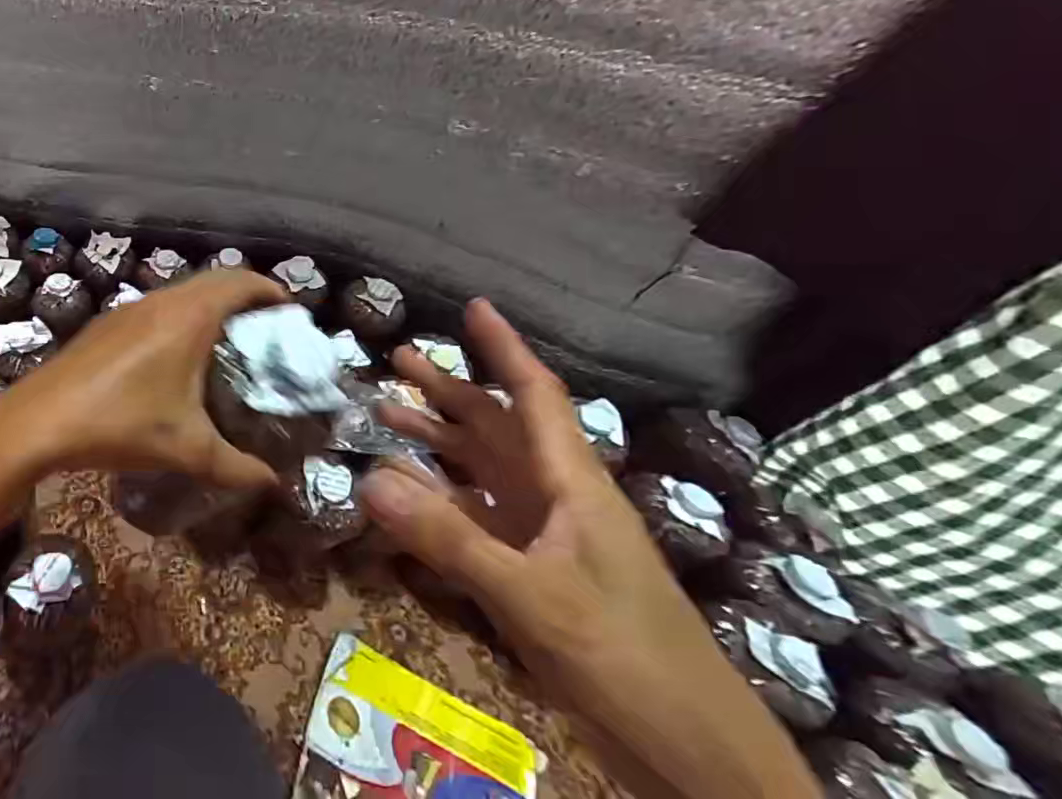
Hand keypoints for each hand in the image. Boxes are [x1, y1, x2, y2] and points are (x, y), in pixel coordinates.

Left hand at [0, 269, 286, 489]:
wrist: (37, 422)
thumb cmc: (120, 425)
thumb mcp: (186, 450)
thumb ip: (237, 467)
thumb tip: (273, 483)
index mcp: (189, 318)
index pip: (241, 283)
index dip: (270, 290)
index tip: (289, 311)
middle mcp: (162, 302)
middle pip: (215, 280)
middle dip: (246, 294)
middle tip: (266, 326)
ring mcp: (130, 308)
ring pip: (184, 290)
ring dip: (212, 302)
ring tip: (228, 337)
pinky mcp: (109, 322)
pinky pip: (160, 305)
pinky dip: (183, 313)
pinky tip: (178, 352)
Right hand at [361, 300, 818, 798]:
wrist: (692, 753)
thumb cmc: (625, 658)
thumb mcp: (530, 597)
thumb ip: (449, 539)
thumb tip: (369, 479)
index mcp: (573, 483)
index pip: (535, 394)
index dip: (505, 348)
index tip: (475, 308)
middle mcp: (559, 497)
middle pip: (499, 426)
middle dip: (450, 390)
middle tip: (398, 361)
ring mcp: (547, 536)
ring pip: (485, 470)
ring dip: (441, 442)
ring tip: (389, 416)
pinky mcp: (538, 572)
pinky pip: (481, 519)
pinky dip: (444, 501)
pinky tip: (411, 498)